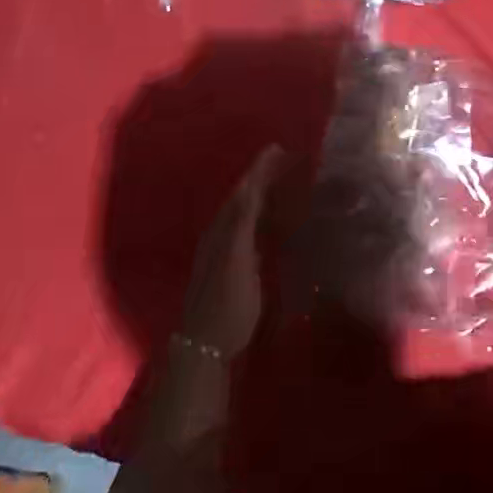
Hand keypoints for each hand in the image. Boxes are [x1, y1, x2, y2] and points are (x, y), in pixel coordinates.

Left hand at [178, 146, 284, 358]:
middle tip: (286, 159)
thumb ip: (243, 225)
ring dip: (263, 194)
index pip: (243, 191)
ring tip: (284, 181)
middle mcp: (222, 235)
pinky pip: (252, 230)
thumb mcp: (236, 261)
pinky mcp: (237, 268)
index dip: (259, 170)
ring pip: (246, 213)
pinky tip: (275, 220)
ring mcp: (227, 252)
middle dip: (262, 177)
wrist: (207, 345)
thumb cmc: (226, 304)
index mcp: (223, 231)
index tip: (277, 148)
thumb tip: (251, 188)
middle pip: (243, 198)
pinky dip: (264, 217)